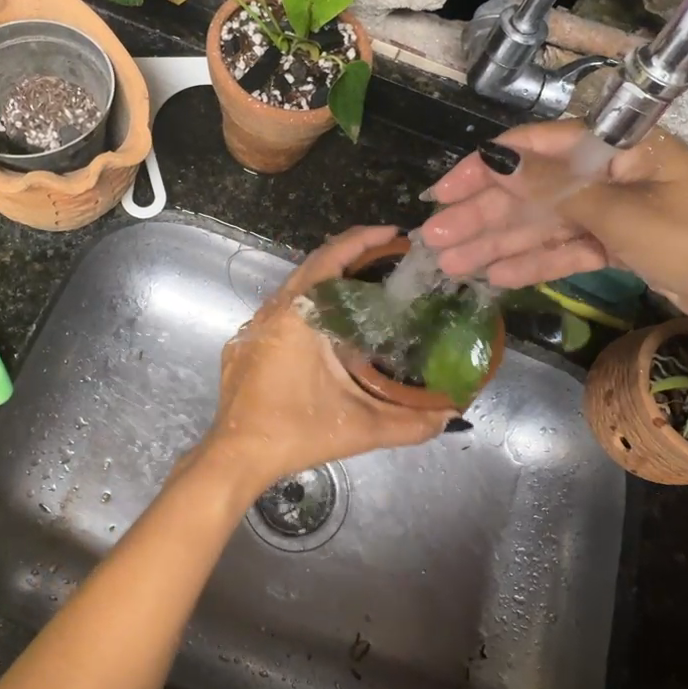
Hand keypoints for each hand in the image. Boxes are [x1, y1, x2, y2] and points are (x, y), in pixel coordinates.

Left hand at [196, 226, 453, 492]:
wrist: (236, 455)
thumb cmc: (297, 433)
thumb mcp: (360, 428)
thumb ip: (410, 422)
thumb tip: (451, 415)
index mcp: (299, 316)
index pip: (330, 259)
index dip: (362, 240)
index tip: (393, 233)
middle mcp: (273, 312)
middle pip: (312, 266)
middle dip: (348, 252)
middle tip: (385, 252)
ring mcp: (253, 328)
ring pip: (293, 288)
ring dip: (326, 278)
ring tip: (363, 281)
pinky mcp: (244, 346)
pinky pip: (279, 310)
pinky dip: (306, 303)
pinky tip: (326, 323)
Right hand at [419, 121, 687, 334]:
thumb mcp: (621, 212)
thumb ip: (552, 188)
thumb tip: (494, 158)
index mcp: (615, 147)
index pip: (535, 149)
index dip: (484, 169)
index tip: (442, 193)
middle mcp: (609, 174)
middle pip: (532, 191)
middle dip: (482, 216)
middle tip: (433, 240)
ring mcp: (614, 213)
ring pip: (543, 225)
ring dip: (497, 244)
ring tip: (450, 264)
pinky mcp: (620, 247)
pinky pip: (566, 251)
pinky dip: (532, 264)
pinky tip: (493, 276)